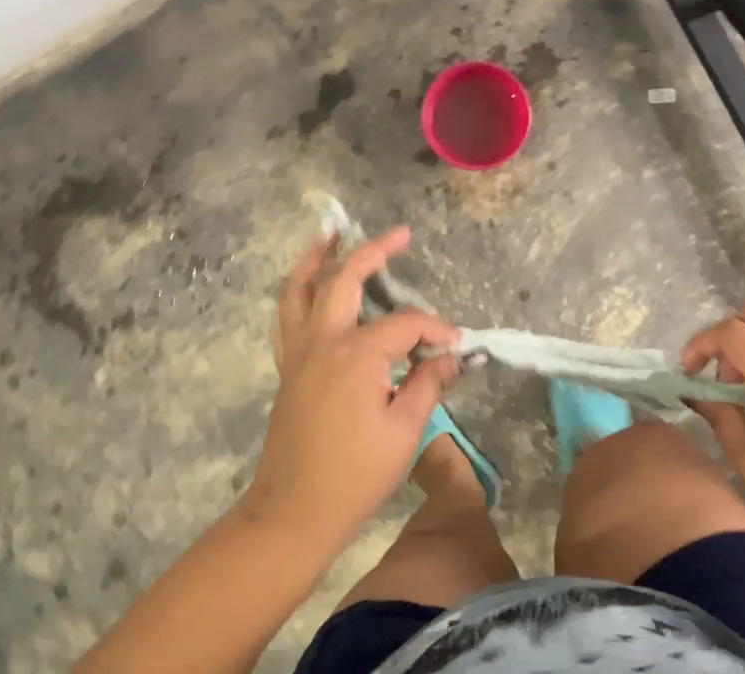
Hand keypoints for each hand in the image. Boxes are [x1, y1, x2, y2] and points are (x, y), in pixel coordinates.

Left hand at [250, 227, 460, 539]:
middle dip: (374, 251)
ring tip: (331, 232)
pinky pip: (287, 315)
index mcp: (357, 355)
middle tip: (399, 234)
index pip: (405, 324)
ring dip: (317, 257)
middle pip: (345, 280)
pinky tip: (310, 285)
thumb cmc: (356, 475)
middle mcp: (323, 341)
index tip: (457, 345)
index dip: (436, 329)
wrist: (294, 512)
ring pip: (300, 289)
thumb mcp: (405, 431)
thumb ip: (428, 384)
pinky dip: (298, 290)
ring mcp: (299, 353)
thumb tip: (455, 356)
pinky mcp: (288, 368)